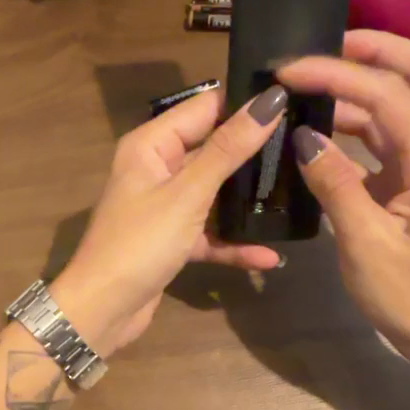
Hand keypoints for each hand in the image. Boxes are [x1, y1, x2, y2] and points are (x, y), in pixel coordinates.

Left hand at [50, 86, 289, 355]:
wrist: (103, 310)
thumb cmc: (140, 243)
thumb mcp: (188, 193)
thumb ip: (228, 149)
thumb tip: (270, 100)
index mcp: (151, 145)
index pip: (205, 107)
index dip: (245, 103)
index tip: (295, 102)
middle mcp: (157, 169)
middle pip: (213, 149)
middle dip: (255, 152)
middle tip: (306, 148)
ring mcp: (164, 207)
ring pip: (215, 194)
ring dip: (249, 201)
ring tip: (299, 192)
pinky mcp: (172, 241)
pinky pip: (210, 234)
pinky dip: (234, 244)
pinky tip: (269, 256)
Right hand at [277, 31, 409, 363]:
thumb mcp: (364, 244)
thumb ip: (335, 184)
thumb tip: (303, 137)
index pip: (391, 94)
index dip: (339, 74)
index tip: (291, 70)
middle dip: (379, 50)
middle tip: (326, 45)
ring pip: (409, 100)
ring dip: (366, 84)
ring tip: (313, 81)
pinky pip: (390, 135)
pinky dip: (359, 121)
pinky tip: (322, 126)